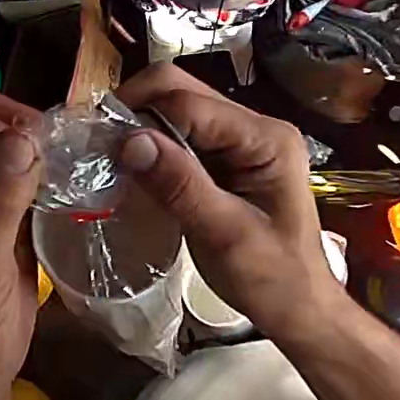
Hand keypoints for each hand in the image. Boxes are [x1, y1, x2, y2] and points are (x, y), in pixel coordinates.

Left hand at [0, 95, 44, 396]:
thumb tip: (23, 136)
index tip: (33, 141)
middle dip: (16, 131)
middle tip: (60, 144)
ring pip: (3, 161)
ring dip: (35, 155)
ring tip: (73, 158)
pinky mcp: (1, 232)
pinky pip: (22, 191)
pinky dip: (45, 183)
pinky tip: (72, 184)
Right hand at [114, 65, 340, 335]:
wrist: (298, 309)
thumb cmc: (272, 279)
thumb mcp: (225, 236)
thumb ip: (181, 185)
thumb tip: (130, 141)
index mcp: (266, 138)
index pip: (191, 104)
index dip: (143, 116)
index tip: (103, 145)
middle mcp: (254, 127)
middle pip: (182, 91)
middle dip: (136, 109)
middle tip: (101, 145)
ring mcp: (239, 139)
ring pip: (175, 107)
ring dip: (140, 125)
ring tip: (111, 156)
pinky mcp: (223, 157)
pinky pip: (178, 132)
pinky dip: (150, 144)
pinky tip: (132, 167)